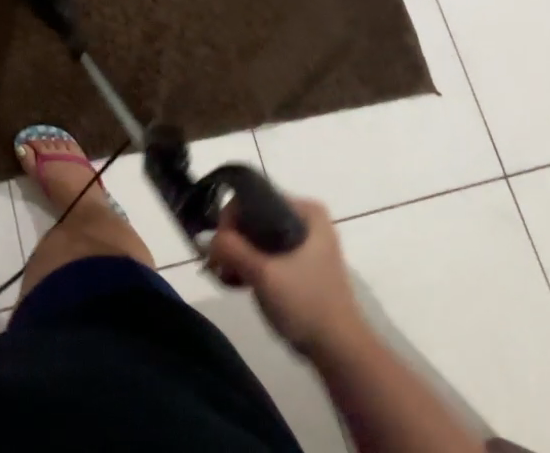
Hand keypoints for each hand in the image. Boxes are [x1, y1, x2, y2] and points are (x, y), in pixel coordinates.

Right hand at [208, 198, 365, 358]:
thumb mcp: (264, 274)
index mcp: (306, 211)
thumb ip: (232, 249)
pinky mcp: (301, 265)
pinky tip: (237, 283)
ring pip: (257, 237)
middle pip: (253, 217)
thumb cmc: (306, 305)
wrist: (340, 351)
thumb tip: (209, 239)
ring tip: (226, 277)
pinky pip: (266, 254)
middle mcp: (307, 220)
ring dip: (238, 255)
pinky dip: (250, 265)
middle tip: (218, 265)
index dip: (230, 219)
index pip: (253, 198)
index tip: (220, 247)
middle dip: (232, 240)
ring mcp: (305, 243)